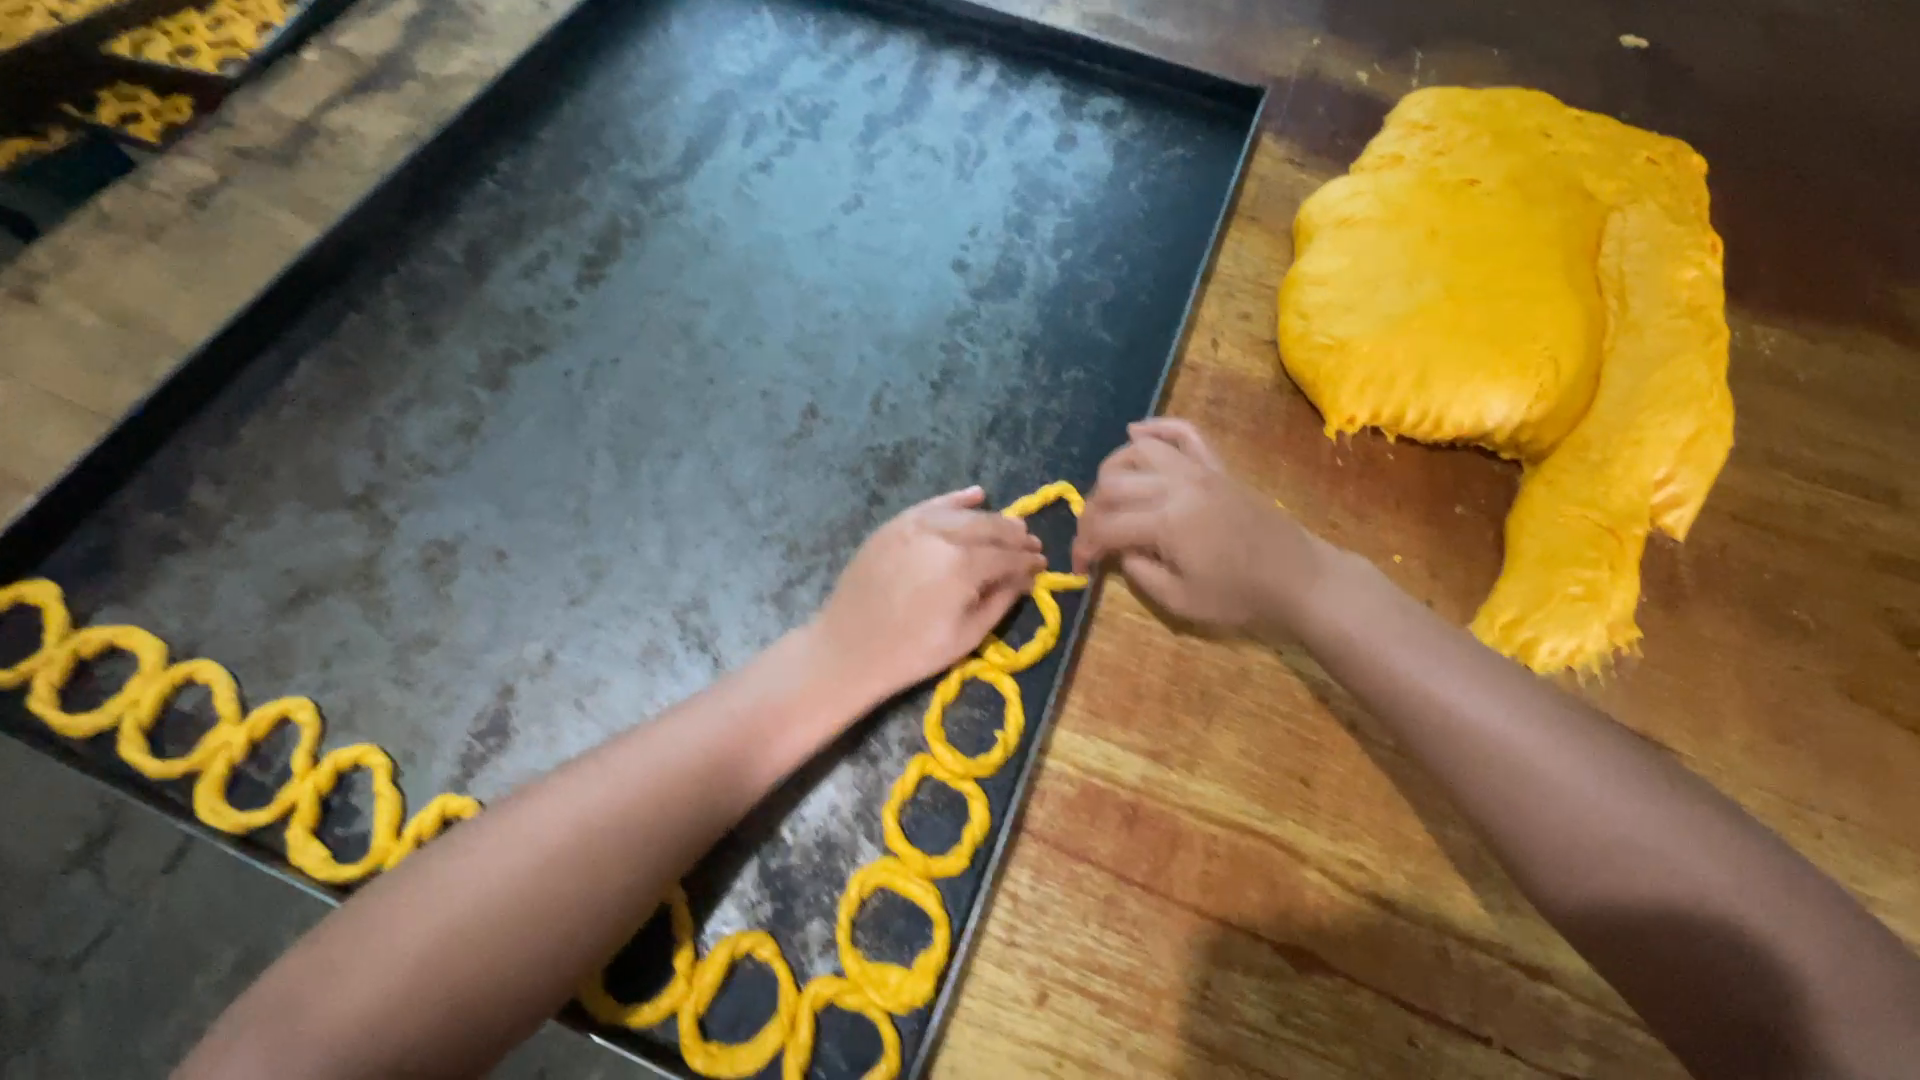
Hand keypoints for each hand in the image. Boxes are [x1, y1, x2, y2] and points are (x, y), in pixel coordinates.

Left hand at [815, 487, 1045, 701]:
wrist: (849, 649)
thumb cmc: (912, 652)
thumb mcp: (967, 635)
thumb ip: (1000, 600)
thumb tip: (1026, 578)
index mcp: (963, 565)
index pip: (1007, 557)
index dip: (1028, 561)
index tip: (1042, 565)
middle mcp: (942, 535)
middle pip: (989, 528)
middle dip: (1015, 536)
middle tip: (1031, 543)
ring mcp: (914, 526)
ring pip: (963, 514)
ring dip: (991, 519)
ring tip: (1010, 526)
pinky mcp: (894, 526)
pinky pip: (932, 506)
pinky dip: (956, 500)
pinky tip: (976, 496)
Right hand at [1072, 418, 1323, 637]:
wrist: (1298, 579)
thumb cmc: (1240, 597)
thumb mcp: (1180, 601)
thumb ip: (1140, 574)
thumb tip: (1122, 551)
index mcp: (1167, 522)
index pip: (1106, 526)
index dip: (1084, 546)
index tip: (1080, 566)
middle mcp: (1177, 485)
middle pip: (1113, 484)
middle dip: (1091, 512)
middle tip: (1093, 539)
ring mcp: (1199, 471)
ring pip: (1139, 452)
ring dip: (1112, 471)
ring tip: (1106, 496)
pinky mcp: (1216, 468)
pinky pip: (1184, 433)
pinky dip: (1157, 428)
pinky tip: (1136, 432)